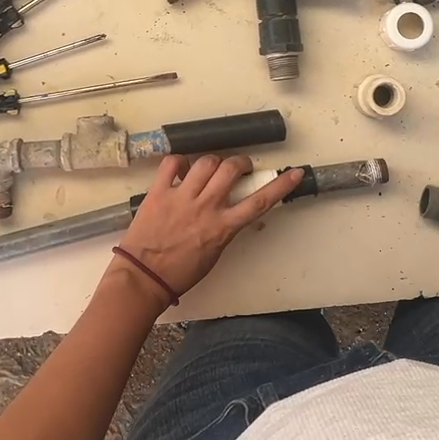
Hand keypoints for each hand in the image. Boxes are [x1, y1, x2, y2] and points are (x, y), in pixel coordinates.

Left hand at [112, 156, 304, 303]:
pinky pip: (172, 163)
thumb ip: (224, 231)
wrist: (143, 277)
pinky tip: (182, 169)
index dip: (280, 185)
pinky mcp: (159, 192)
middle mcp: (205, 207)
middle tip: (240, 167)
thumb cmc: (180, 274)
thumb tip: (231, 215)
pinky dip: (179, 161)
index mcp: (222, 227)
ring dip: (213, 161)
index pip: (259, 202)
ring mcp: (181, 197)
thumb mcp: (214, 255)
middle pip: (231, 170)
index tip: (295, 173)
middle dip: (240, 163)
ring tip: (210, 168)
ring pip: (205, 162)